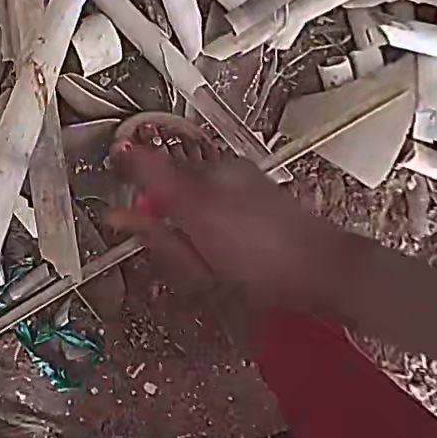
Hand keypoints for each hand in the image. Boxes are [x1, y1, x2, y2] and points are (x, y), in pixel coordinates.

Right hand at [107, 131, 369, 315]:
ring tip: (191, 222)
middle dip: (151, 186)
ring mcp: (232, 166)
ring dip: (177, 186)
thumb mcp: (196, 268)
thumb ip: (153, 236)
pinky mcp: (247, 169)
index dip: (121, 163)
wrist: (323, 265)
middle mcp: (210, 171)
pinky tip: (215, 215)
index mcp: (192, 198)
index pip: (141, 162)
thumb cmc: (260, 275)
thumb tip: (118, 218)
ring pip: (186, 166)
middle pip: (162, 163)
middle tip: (154, 218)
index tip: (113, 171)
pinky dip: (200, 185)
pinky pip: (208, 168)